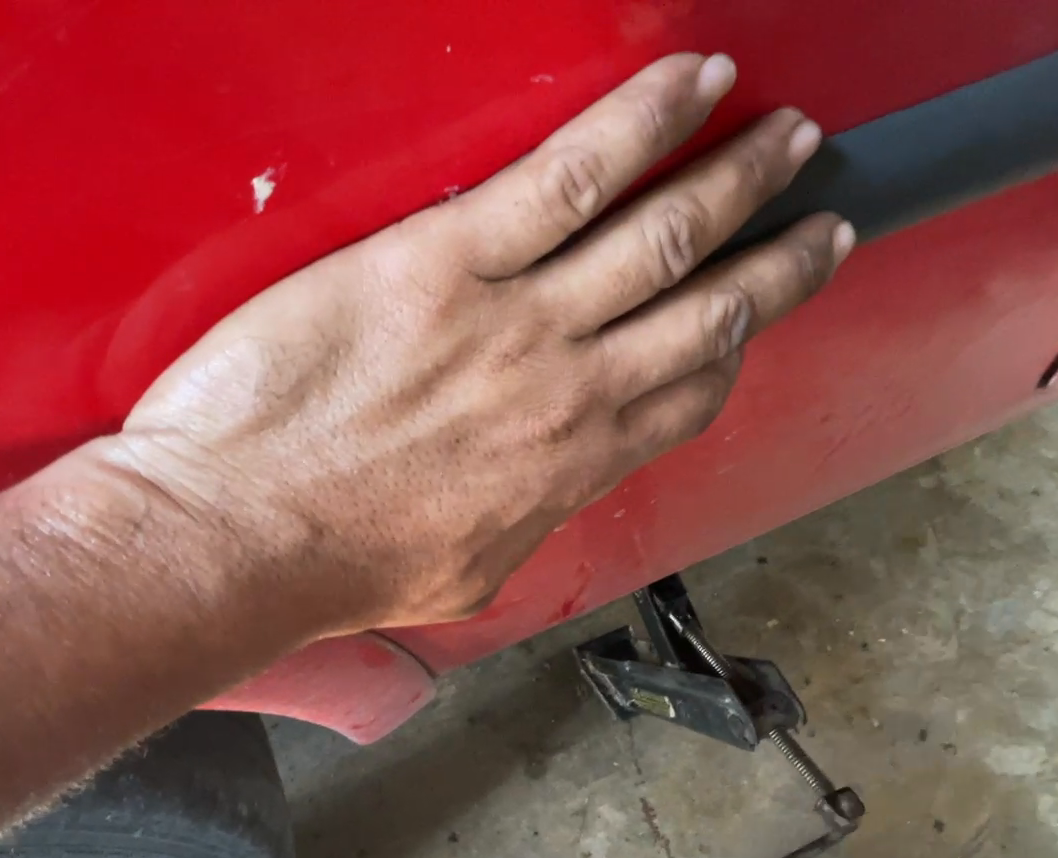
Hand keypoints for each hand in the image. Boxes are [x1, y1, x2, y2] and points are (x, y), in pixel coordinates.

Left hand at [64, 53, 850, 636]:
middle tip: (818, 214)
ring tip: (780, 136)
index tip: (756, 321)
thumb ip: (518, 522)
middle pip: (703, 308)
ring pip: (659, 233)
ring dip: (734, 178)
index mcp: (568, 469)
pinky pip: (569, 176)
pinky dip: (640, 125)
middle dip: (775, 258)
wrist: (238, 539)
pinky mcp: (444, 264)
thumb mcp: (458, 570)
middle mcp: (567, 392)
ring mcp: (514, 322)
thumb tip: (537, 496)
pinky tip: (689, 86)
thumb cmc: (331, 564)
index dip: (735, 349)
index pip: (686, 396)